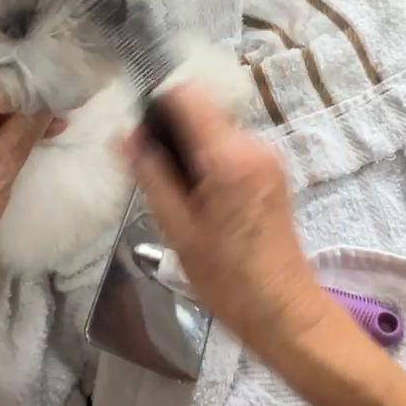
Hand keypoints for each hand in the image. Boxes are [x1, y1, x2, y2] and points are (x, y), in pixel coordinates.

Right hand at [124, 85, 327, 350]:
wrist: (282, 310)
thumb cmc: (226, 277)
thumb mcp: (177, 228)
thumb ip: (150, 174)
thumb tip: (123, 136)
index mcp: (228, 155)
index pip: (188, 95)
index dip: (158, 107)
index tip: (141, 137)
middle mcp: (254, 145)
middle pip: (202, 113)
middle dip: (173, 137)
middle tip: (154, 179)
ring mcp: (268, 158)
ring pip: (215, 132)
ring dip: (191, 153)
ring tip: (178, 199)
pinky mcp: (273, 173)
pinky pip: (231, 151)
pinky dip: (210, 164)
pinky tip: (202, 203)